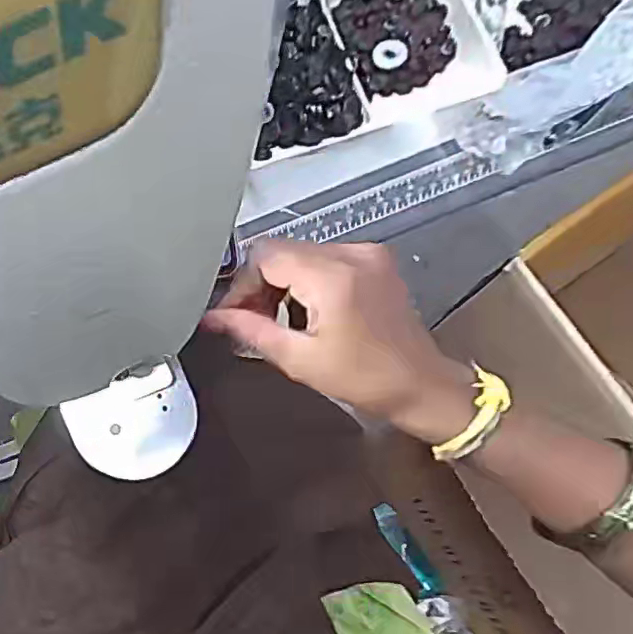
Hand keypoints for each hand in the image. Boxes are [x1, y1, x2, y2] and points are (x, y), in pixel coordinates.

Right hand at [202, 240, 479, 443]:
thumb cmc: (364, 379)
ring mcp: (367, 254)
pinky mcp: (374, 261)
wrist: (417, 383)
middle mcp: (352, 254)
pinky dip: (303, 281)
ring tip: (275, 320)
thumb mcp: (297, 359)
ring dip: (279, 283)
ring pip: (300, 253)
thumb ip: (251, 331)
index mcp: (333, 277)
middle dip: (258, 285)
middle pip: (282, 250)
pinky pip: (324, 259)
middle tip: (249, 320)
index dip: (241, 284)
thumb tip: (215, 318)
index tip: (232, 314)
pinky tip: (302, 313)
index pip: (265, 256)